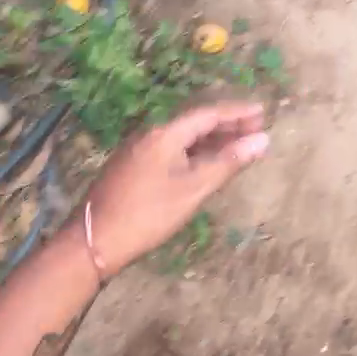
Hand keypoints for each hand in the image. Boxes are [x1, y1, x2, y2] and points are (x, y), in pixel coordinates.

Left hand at [78, 101, 270, 276]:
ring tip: (239, 145)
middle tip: (256, 128)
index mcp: (165, 134)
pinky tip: (208, 161)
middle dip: (227, 124)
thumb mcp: (195, 188)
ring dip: (213, 138)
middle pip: (196, 122)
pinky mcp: (134, 166)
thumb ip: (230, 161)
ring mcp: (139, 151)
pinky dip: (196, 150)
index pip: (208, 114)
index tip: (263, 113)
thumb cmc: (149, 213)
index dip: (238, 112)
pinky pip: (173, 148)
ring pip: (184, 136)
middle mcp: (151, 135)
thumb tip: (263, 140)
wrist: (93, 243)